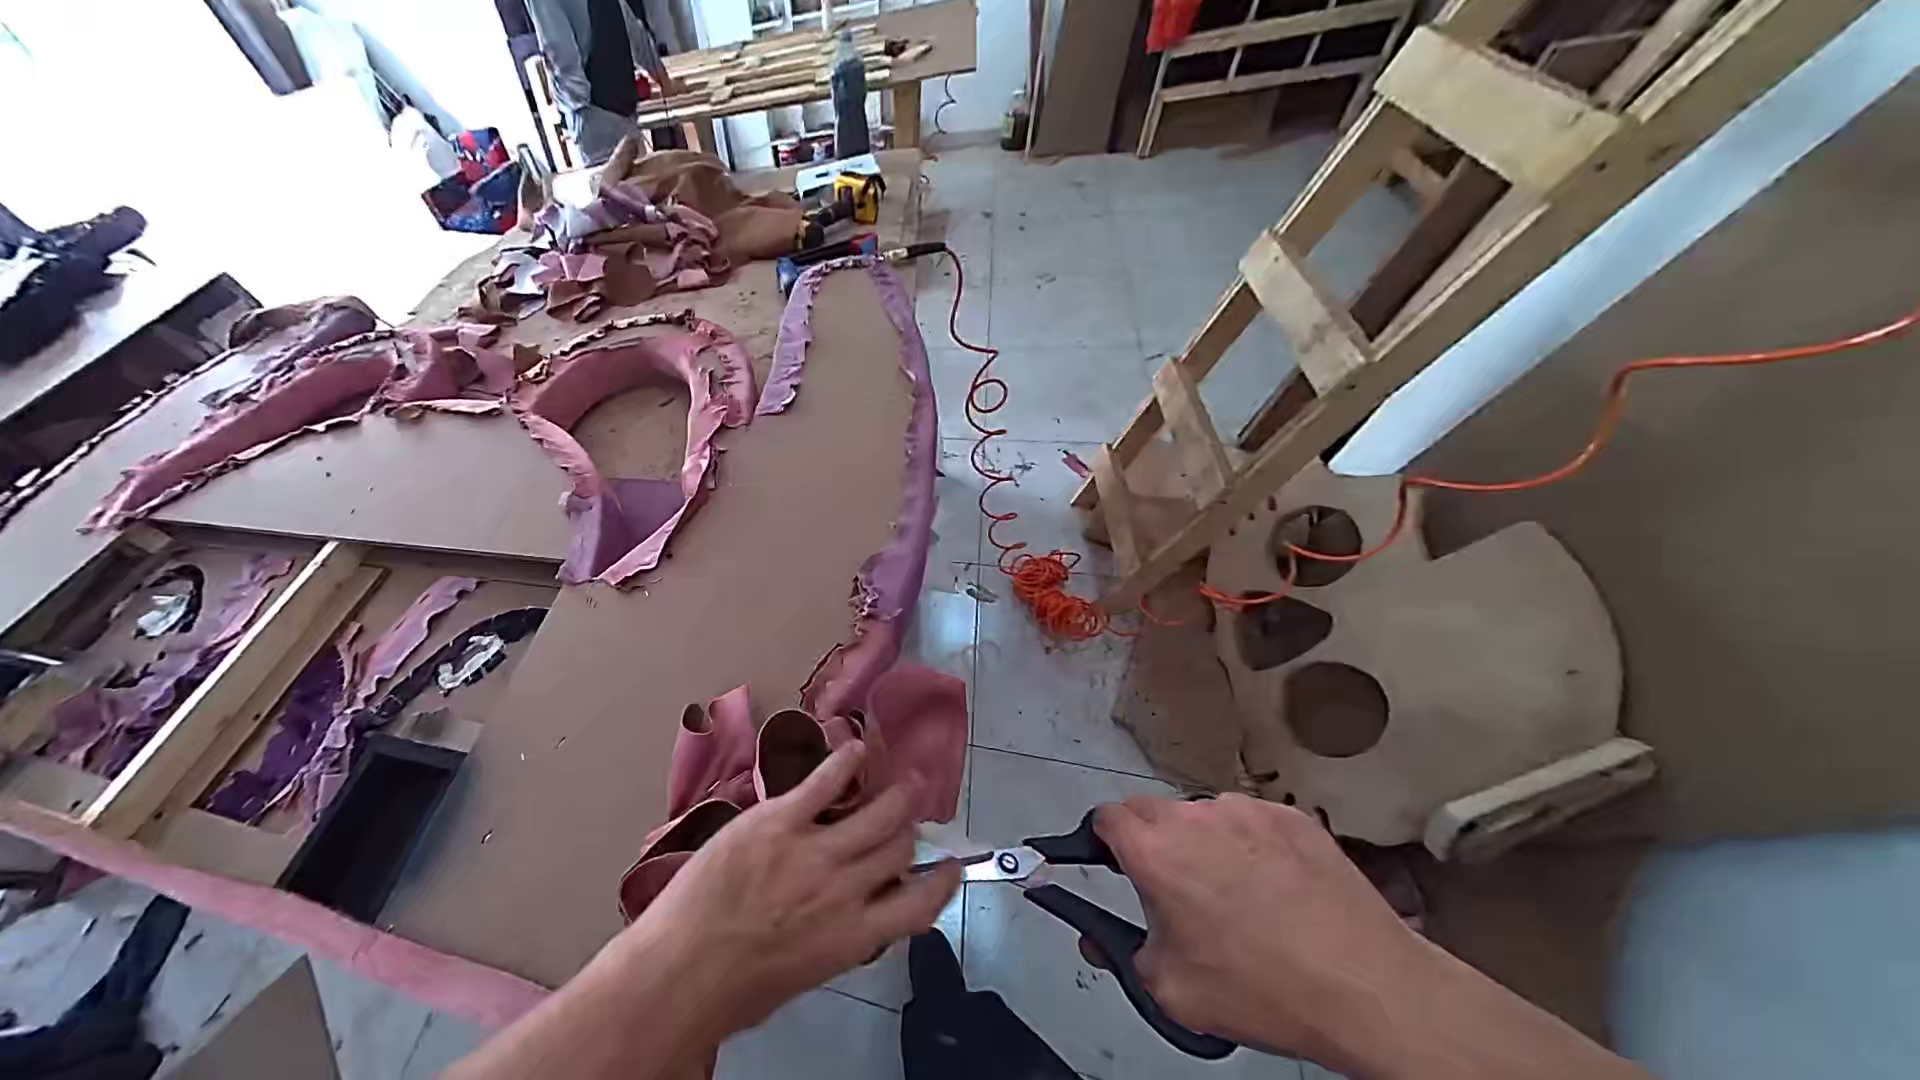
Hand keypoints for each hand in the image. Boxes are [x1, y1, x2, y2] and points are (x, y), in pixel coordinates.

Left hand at [607, 742, 960, 1040]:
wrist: (675, 976)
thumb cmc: (734, 991)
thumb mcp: (805, 975)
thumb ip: (842, 938)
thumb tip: (863, 913)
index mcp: (855, 936)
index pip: (921, 904)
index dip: (943, 881)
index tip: (951, 866)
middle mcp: (846, 889)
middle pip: (900, 845)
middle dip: (911, 828)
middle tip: (914, 810)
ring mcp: (815, 851)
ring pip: (878, 811)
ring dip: (899, 792)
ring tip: (908, 778)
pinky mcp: (780, 821)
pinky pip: (825, 783)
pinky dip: (847, 762)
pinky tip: (858, 750)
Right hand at [1091, 794, 1430, 1061]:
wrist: (1367, 988)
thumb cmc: (1269, 990)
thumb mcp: (1171, 990)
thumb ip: (1119, 953)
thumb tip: (1099, 938)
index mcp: (1156, 852)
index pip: (1106, 817)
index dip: (1103, 838)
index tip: (1112, 856)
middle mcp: (1195, 818)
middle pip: (1150, 810)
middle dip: (1149, 840)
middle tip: (1170, 885)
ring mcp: (1245, 810)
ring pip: (1201, 814)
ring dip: (1201, 841)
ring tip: (1232, 892)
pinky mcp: (1288, 815)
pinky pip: (1249, 819)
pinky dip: (1248, 843)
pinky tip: (1272, 886)